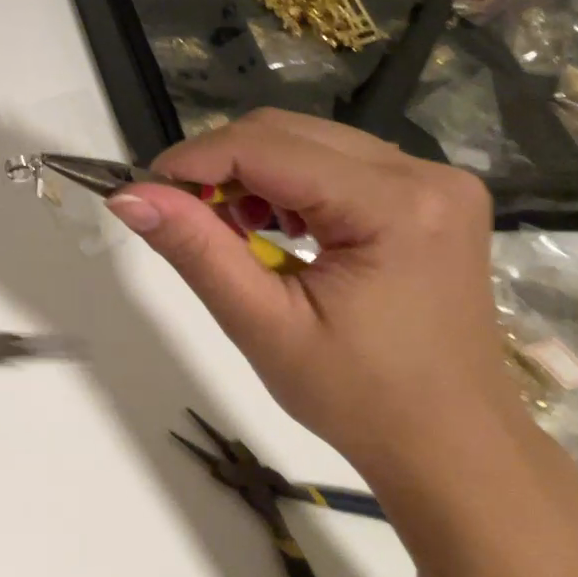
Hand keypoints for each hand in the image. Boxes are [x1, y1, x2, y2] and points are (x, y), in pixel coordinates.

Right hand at [104, 109, 518, 475]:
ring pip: (305, 141)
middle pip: (285, 132)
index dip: (192, 161)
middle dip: (218, 165)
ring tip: (226, 230)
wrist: (451, 444)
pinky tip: (271, 228)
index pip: (266, 148)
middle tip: (180, 217)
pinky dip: (283, 184)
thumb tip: (126, 195)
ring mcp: (433, 183)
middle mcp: (424, 175)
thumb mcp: (260, 323)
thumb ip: (195, 249)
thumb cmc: (358, 394)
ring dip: (248, 173)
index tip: (142, 193)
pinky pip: (333, 163)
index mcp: (395, 206)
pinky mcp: (428, 198)